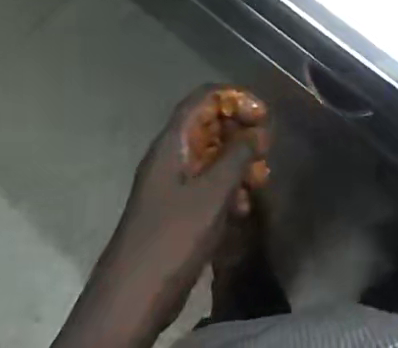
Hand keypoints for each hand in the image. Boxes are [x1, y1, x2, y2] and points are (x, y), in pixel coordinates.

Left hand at [97, 86, 270, 335]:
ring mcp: (172, 183)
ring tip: (260, 181)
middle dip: (241, 132)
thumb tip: (255, 132)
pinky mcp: (176, 210)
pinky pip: (207, 185)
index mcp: (173, 142)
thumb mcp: (212, 193)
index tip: (261, 117)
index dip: (236, 99)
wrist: (131, 300)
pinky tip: (243, 208)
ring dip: (238, 163)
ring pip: (211, 156)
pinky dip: (228, 189)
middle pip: (210, 125)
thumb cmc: (173, 236)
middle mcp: (171, 155)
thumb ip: (237, 157)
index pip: (205, 98)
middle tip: (266, 150)